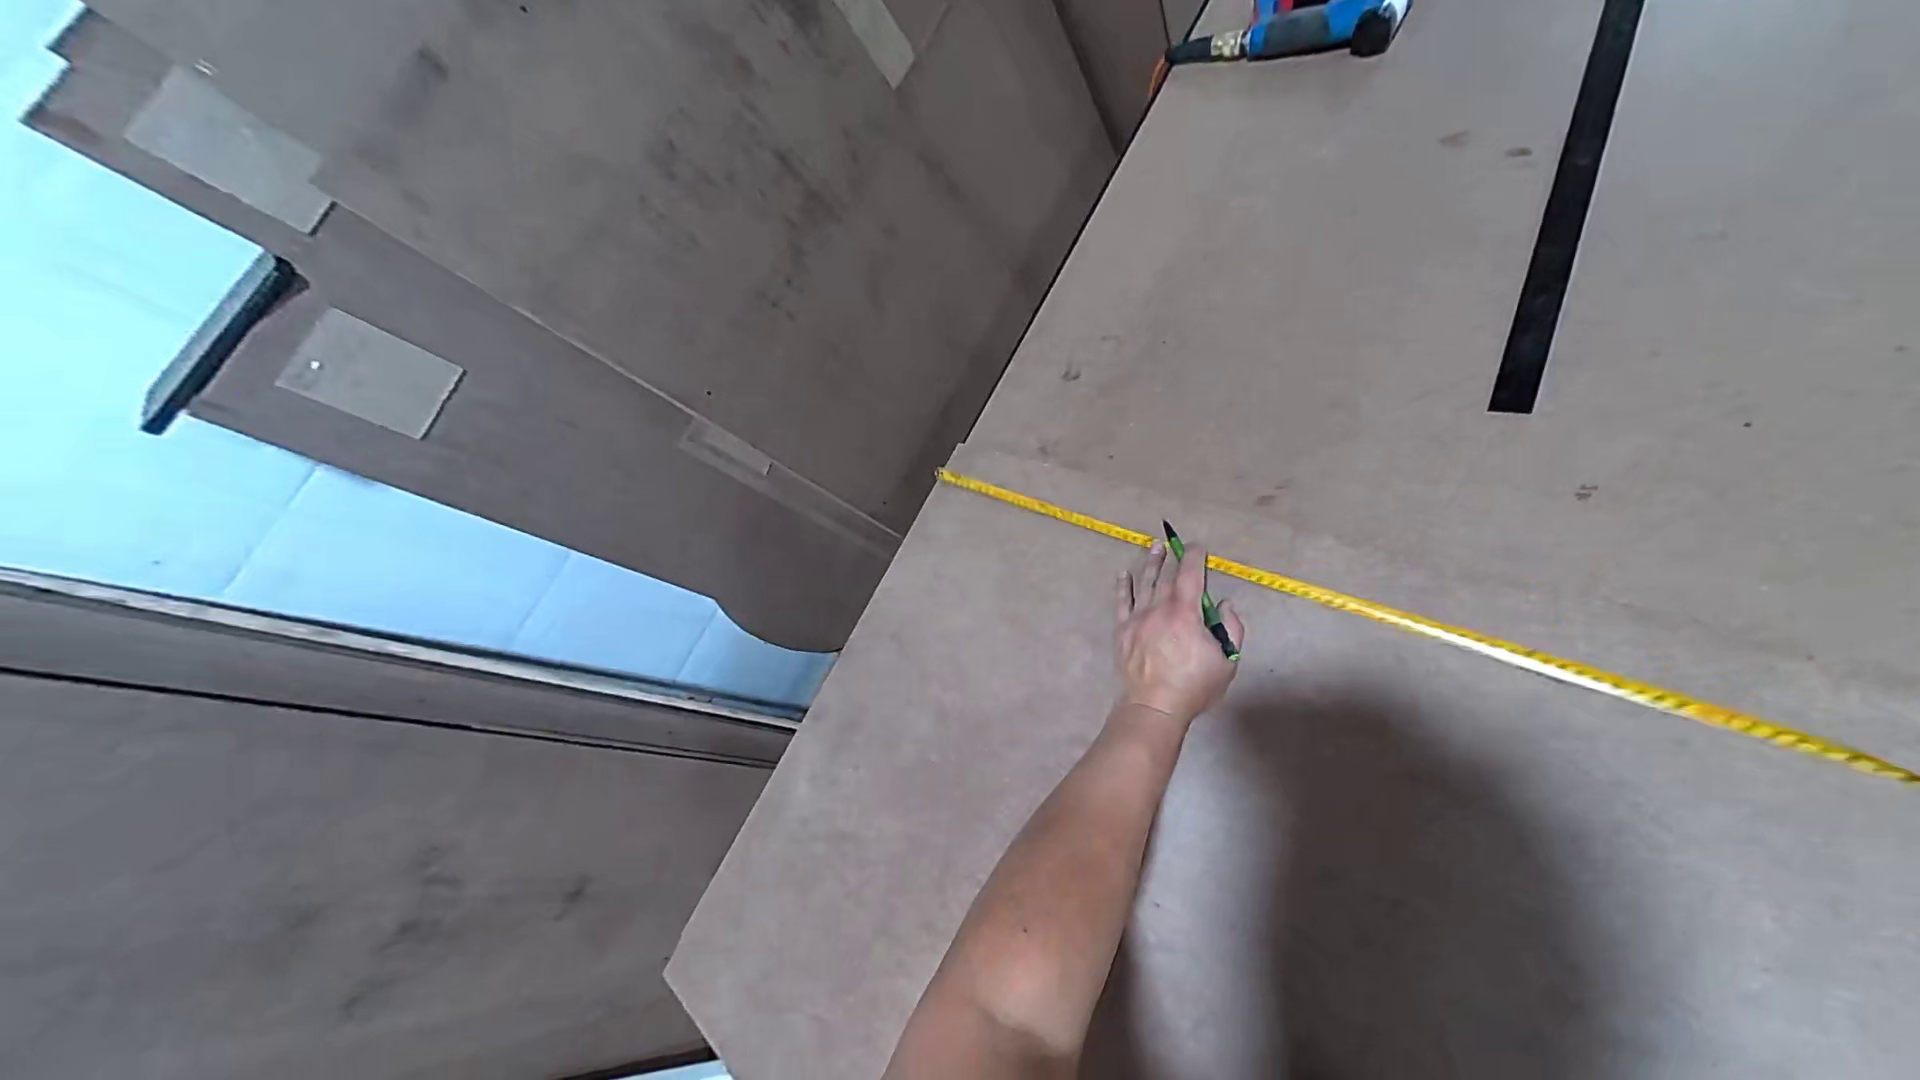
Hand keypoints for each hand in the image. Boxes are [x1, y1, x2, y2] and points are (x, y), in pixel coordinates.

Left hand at [1114, 539, 1244, 725]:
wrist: (1152, 706)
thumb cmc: (1193, 686)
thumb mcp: (1226, 661)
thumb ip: (1231, 629)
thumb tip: (1224, 604)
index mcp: (1185, 614)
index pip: (1190, 576)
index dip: (1194, 558)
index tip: (1198, 547)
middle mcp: (1159, 609)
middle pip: (1165, 577)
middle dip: (1171, 558)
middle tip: (1172, 542)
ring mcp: (1137, 618)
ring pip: (1144, 584)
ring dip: (1150, 564)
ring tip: (1153, 548)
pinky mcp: (1122, 630)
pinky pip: (1122, 602)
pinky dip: (1123, 586)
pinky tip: (1124, 574)